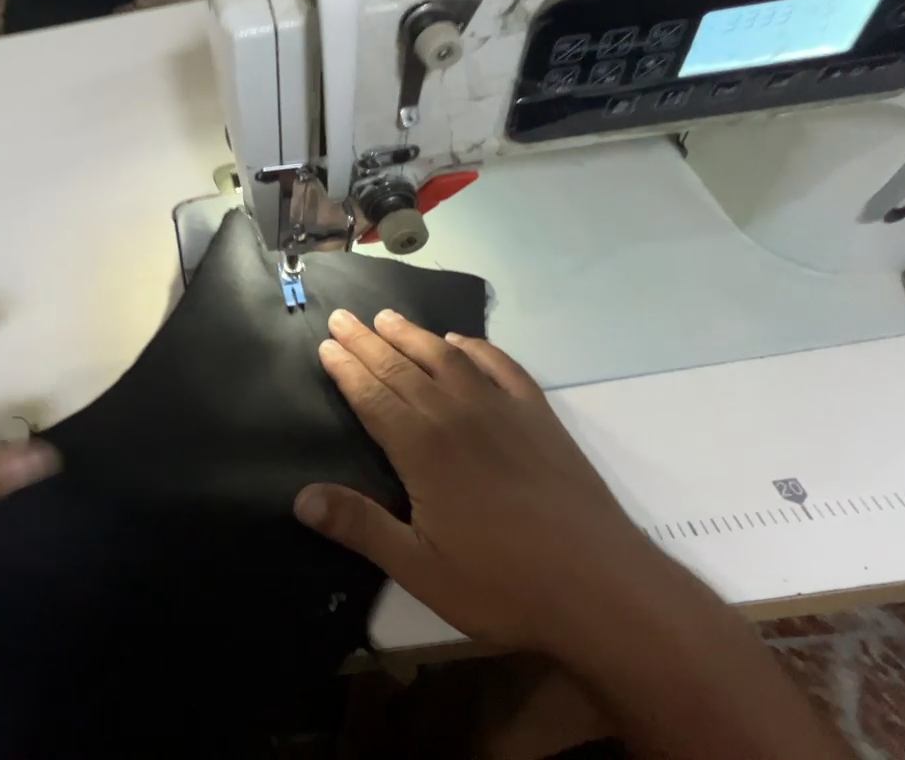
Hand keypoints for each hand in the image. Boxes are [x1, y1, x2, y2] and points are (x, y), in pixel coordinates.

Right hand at [293, 309, 659, 652]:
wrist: (603, 589)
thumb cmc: (502, 584)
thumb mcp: (418, 567)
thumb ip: (359, 526)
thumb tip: (301, 497)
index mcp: (422, 448)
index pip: (371, 394)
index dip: (345, 367)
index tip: (324, 344)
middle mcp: (456, 415)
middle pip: (401, 367)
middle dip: (366, 340)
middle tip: (342, 317)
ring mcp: (502, 412)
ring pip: (447, 358)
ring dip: (413, 334)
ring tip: (388, 316)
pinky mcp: (540, 418)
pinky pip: (502, 367)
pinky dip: (477, 348)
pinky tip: (462, 342)